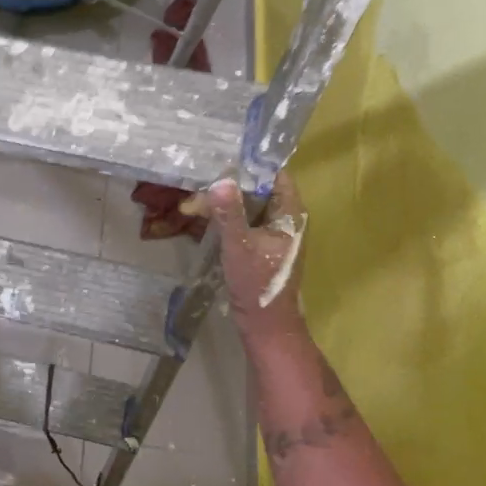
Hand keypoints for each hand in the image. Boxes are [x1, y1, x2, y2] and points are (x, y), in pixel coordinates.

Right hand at [200, 171, 309, 346]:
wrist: (265, 324)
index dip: (251, 167)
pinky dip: (226, 218)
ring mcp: (275, 234)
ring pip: (249, 207)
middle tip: (200, 183)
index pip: (276, 176)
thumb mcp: (239, 246)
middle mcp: (287, 220)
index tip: (223, 161)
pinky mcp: (262, 247)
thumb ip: (229, 213)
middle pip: (259, 190)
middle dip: (230, 186)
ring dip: (224, 203)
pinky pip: (244, 222)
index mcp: (291, 214)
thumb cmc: (257, 284)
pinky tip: (202, 217)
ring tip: (194, 202)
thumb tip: (220, 180)